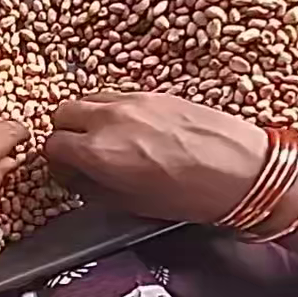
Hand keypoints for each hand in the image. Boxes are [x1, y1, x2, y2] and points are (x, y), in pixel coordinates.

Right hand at [44, 92, 271, 224]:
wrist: (244, 171)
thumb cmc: (191, 196)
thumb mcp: (132, 204)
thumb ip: (94, 188)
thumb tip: (77, 178)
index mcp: (99, 151)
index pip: (52, 145)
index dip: (56, 162)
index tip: (68, 171)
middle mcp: (109, 119)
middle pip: (62, 113)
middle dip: (65, 133)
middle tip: (79, 152)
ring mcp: (132, 101)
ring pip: (88, 99)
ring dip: (86, 117)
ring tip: (105, 139)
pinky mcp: (154, 92)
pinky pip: (116, 96)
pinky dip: (111, 110)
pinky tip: (131, 129)